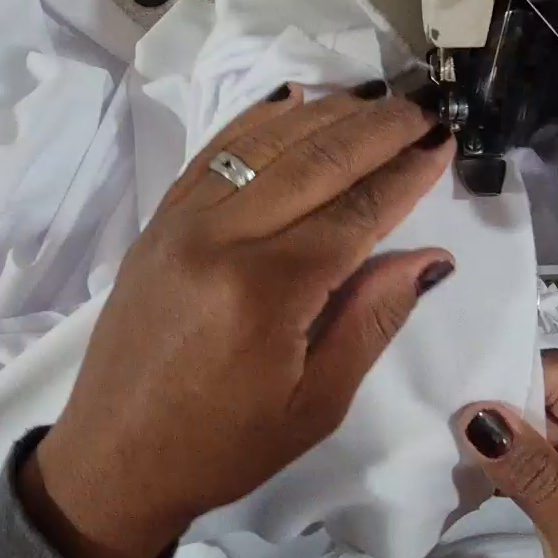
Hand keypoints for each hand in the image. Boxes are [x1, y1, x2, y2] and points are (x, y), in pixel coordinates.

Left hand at [23, 82, 457, 557]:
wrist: (114, 458)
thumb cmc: (222, 447)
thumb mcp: (316, 405)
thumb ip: (372, 319)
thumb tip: (429, 256)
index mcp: (265, 291)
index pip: (353, 213)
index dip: (404, 175)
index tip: (444, 142)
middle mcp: (220, 239)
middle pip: (312, 161)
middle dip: (375, 129)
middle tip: (422, 107)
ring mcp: (179, 223)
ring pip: (262, 144)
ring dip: (323, 115)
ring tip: (372, 98)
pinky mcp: (156, 223)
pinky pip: (211, 154)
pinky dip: (254, 121)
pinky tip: (289, 100)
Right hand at [457, 352, 557, 557]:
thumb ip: (537, 479)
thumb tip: (477, 414)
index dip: (514, 382)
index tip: (454, 399)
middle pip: (552, 394)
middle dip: (499, 408)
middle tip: (438, 421)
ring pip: (538, 420)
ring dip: (497, 434)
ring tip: (444, 442)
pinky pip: (537, 450)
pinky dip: (504, 458)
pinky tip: (469, 466)